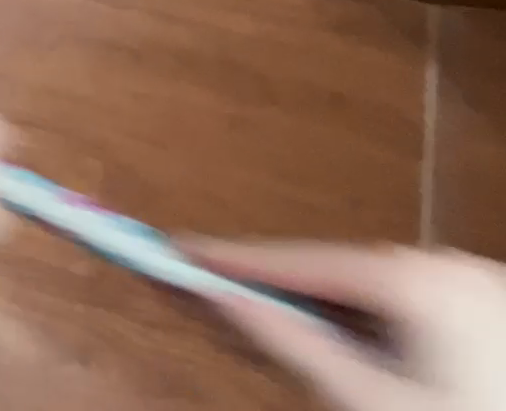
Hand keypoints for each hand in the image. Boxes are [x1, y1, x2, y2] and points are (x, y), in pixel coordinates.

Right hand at [189, 240, 505, 410]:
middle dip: (278, 287)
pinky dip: (373, 322)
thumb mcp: (370, 402)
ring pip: (376, 291)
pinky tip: (350, 345)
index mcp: (413, 278)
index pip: (291, 259)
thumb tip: (217, 296)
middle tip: (220, 294)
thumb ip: (288, 341)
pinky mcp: (501, 316)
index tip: (171, 249)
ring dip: (325, 308)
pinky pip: (418, 307)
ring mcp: (487, 291)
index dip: (226, 258)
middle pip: (334, 272)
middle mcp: (450, 268)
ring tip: (279, 323)